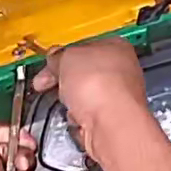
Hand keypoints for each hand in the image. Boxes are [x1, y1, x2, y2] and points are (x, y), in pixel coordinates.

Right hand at [31, 38, 156, 162]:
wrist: (110, 123)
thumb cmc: (100, 85)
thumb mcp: (67, 57)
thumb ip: (59, 56)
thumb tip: (54, 58)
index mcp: (116, 47)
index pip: (84, 47)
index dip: (64, 55)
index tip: (50, 63)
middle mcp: (121, 72)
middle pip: (83, 75)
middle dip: (64, 81)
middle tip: (49, 83)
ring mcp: (117, 99)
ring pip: (83, 99)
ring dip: (71, 102)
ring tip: (69, 102)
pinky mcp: (111, 122)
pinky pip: (86, 118)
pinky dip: (79, 120)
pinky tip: (79, 118)